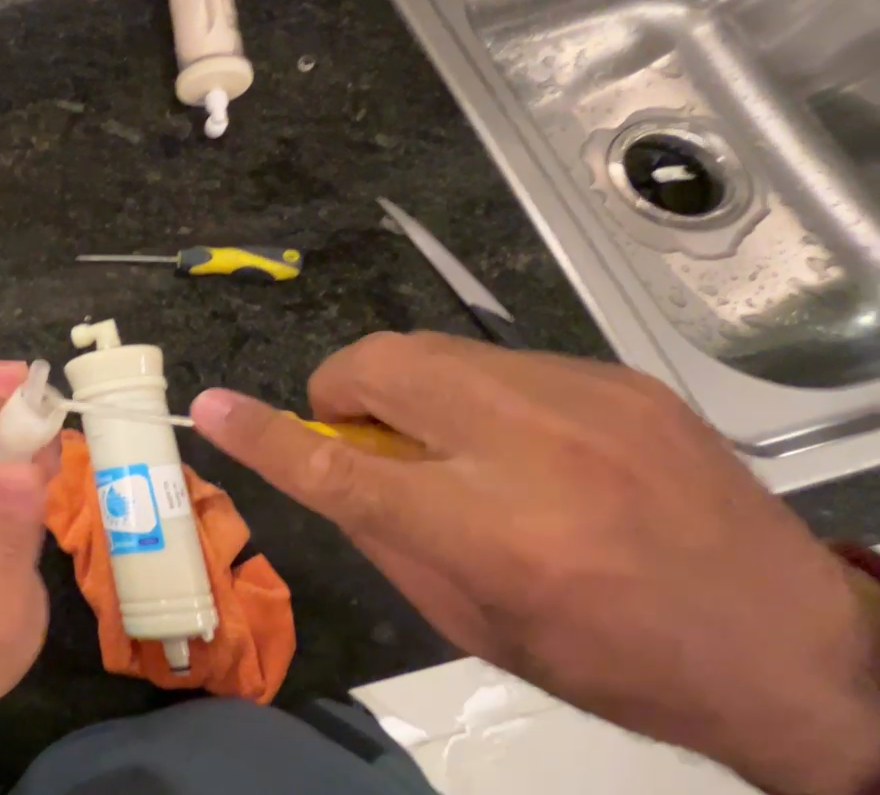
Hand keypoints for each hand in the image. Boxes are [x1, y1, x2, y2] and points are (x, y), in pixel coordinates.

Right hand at [191, 331, 879, 794]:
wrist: (797, 647)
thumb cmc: (610, 658)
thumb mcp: (472, 621)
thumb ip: (383, 533)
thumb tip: (327, 465)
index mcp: (490, 536)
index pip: (337, 470)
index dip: (264, 435)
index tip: (210, 407)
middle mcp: (531, 450)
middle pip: (378, 367)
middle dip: (343, 389)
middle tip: (364, 435)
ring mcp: (582, 399)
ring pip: (431, 349)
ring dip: (408, 389)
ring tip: (448, 441)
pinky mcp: (618, 378)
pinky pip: (498, 362)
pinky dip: (475, 395)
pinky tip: (524, 443)